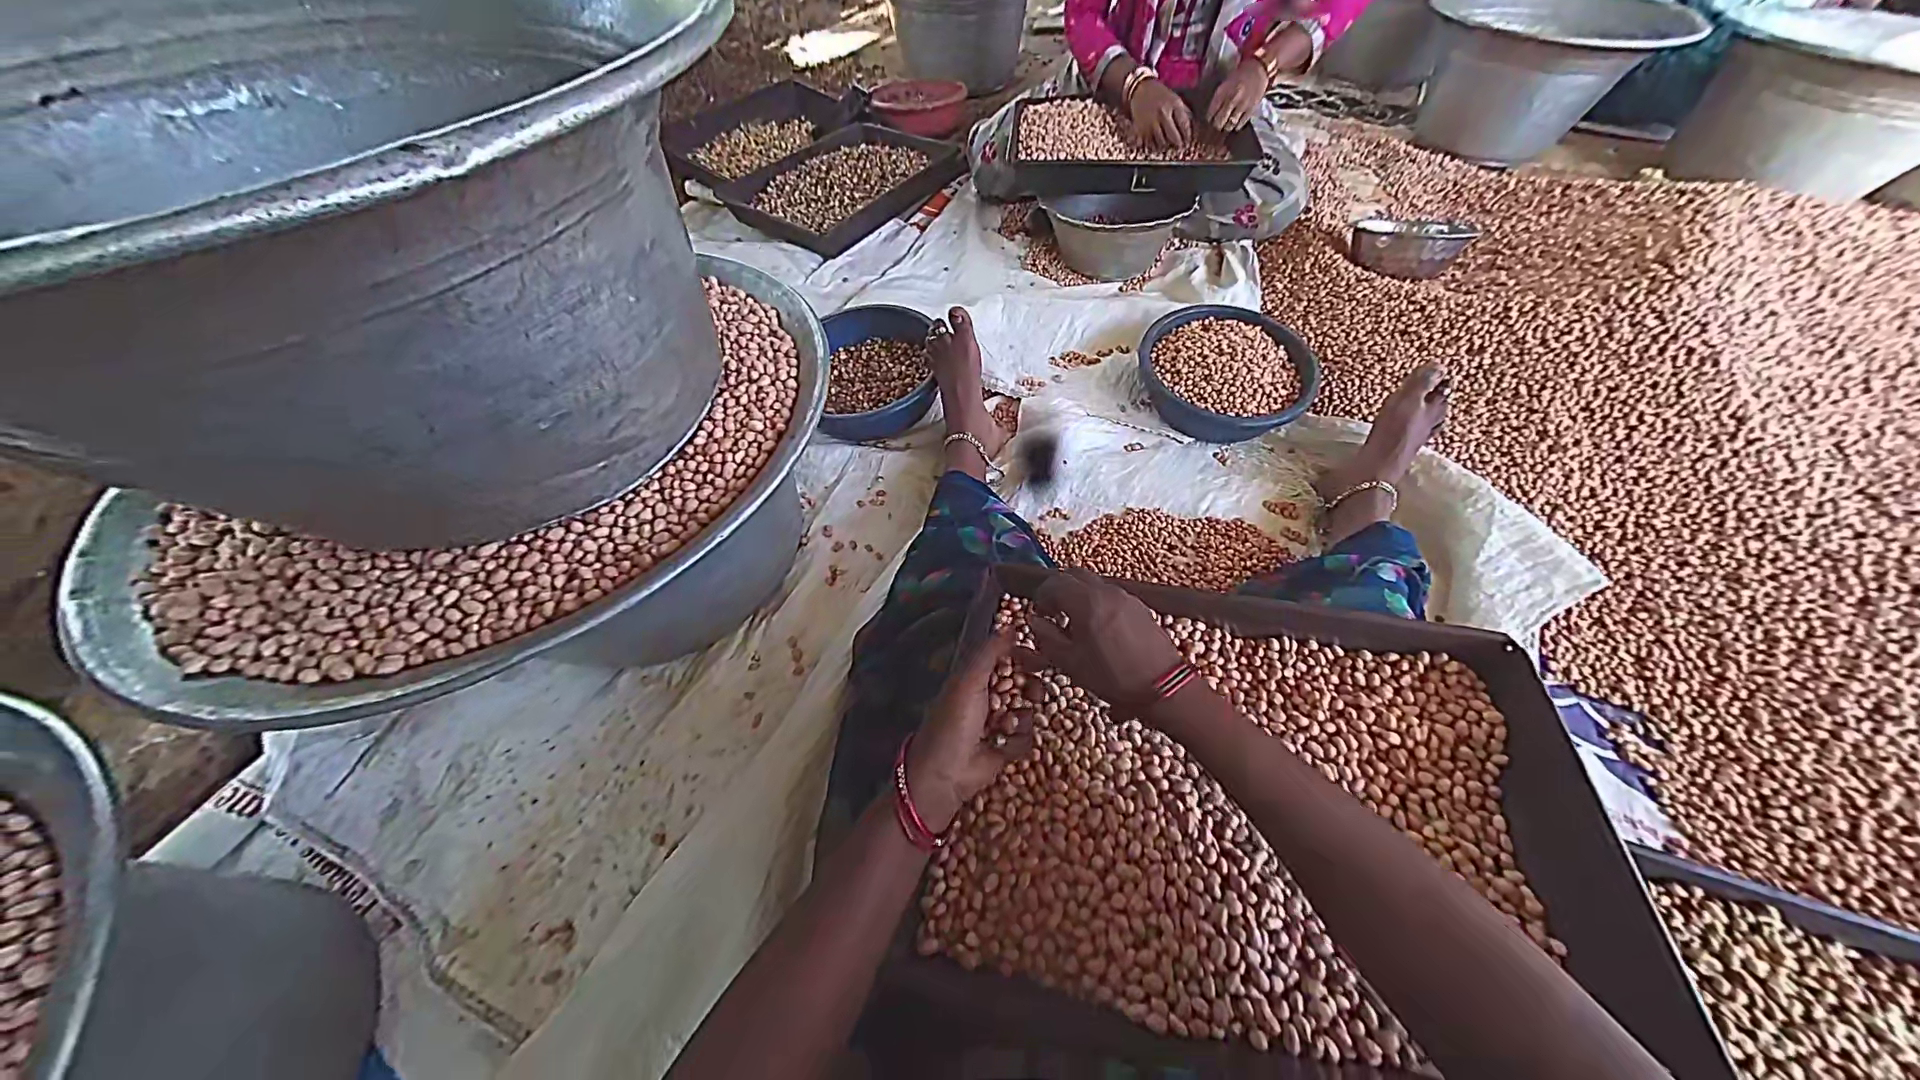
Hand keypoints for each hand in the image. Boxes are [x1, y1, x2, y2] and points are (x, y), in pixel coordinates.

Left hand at [906, 630, 1033, 831]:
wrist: (945, 774)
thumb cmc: (952, 722)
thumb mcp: (969, 681)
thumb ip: (990, 652)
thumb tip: (1012, 626)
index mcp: (976, 677)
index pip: (1008, 659)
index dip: (1025, 657)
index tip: (1041, 658)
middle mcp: (990, 697)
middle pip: (1025, 684)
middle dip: (1031, 687)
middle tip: (1033, 693)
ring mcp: (999, 722)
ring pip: (1029, 711)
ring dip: (1021, 717)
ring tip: (1006, 724)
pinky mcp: (1008, 746)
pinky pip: (1028, 737)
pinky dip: (1017, 740)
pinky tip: (1002, 744)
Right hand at [996, 566, 1184, 716]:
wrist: (1162, 687)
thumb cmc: (1112, 677)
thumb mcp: (1070, 662)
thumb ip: (1046, 637)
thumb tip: (1035, 621)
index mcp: (1087, 603)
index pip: (1055, 583)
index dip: (1041, 596)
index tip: (1038, 612)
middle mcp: (1107, 593)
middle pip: (1074, 575)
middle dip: (1059, 589)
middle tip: (1053, 611)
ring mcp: (1127, 598)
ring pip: (1094, 584)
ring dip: (1079, 595)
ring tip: (1074, 623)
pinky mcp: (1140, 608)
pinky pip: (1111, 595)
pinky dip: (1097, 602)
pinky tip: (1098, 629)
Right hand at [1129, 76, 1192, 150]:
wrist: (1141, 90)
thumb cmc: (1160, 95)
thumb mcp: (1175, 99)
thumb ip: (1183, 113)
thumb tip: (1192, 128)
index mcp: (1173, 105)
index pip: (1184, 125)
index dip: (1187, 136)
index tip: (1188, 141)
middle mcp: (1162, 114)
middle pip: (1174, 137)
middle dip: (1178, 144)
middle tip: (1179, 147)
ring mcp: (1151, 123)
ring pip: (1162, 144)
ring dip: (1166, 147)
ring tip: (1168, 145)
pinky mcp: (1141, 130)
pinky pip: (1150, 145)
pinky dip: (1155, 147)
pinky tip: (1157, 144)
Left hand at [1207, 58, 1268, 132]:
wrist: (1258, 68)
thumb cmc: (1239, 75)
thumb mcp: (1225, 83)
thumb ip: (1218, 98)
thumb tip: (1211, 115)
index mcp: (1223, 92)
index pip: (1211, 113)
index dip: (1210, 119)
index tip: (1210, 120)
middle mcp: (1232, 99)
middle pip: (1220, 121)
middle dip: (1217, 125)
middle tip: (1217, 126)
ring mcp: (1242, 104)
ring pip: (1230, 124)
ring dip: (1227, 127)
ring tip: (1226, 126)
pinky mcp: (1251, 108)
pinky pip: (1241, 122)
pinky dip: (1237, 126)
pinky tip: (1235, 125)